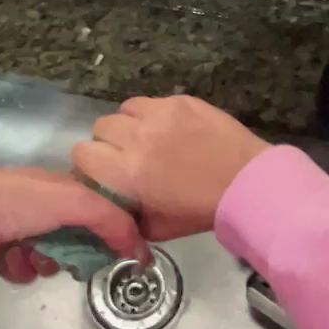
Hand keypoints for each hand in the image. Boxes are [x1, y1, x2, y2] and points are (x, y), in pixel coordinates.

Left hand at [0, 168, 144, 283]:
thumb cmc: (20, 201)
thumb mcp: (75, 200)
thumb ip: (112, 221)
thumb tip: (142, 251)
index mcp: (62, 186)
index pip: (99, 210)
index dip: (111, 230)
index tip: (120, 250)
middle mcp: (43, 207)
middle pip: (78, 239)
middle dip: (76, 252)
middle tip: (74, 261)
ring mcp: (21, 230)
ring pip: (53, 259)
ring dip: (46, 262)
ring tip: (31, 255)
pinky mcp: (2, 254)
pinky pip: (27, 271)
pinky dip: (21, 269)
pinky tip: (9, 259)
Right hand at [70, 96, 270, 241]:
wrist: (247, 183)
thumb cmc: (201, 210)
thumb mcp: (158, 228)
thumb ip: (127, 218)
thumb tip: (112, 209)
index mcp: (127, 172)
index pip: (82, 153)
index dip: (89, 162)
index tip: (103, 170)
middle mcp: (136, 138)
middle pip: (100, 127)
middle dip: (108, 142)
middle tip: (127, 155)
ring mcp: (158, 114)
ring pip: (123, 110)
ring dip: (129, 124)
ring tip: (147, 137)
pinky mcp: (179, 101)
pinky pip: (150, 101)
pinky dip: (152, 113)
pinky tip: (168, 128)